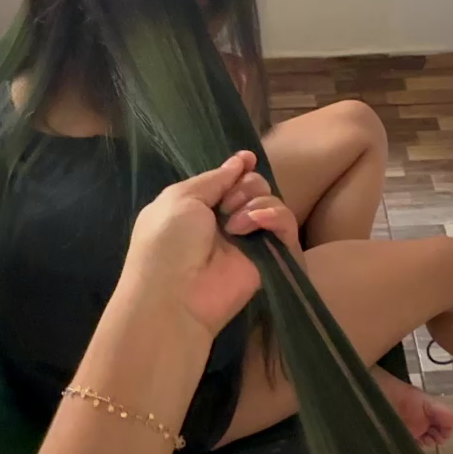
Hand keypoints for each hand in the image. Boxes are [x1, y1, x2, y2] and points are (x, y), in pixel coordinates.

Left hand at [118, 151, 298, 337]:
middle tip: (228, 205)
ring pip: (272, 203)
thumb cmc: (167, 241)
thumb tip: (240, 161)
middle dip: (246, 186)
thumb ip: (214, 179)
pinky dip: (275, 218)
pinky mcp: (269, 257)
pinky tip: (256, 224)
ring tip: (234, 224)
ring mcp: (248, 239)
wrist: (175, 295)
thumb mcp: (181, 197)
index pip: (229, 179)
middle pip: (255, 186)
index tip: (248, 158)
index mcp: (199, 204)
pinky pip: (285, 227)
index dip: (240, 167)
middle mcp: (225, 220)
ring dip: (256, 203)